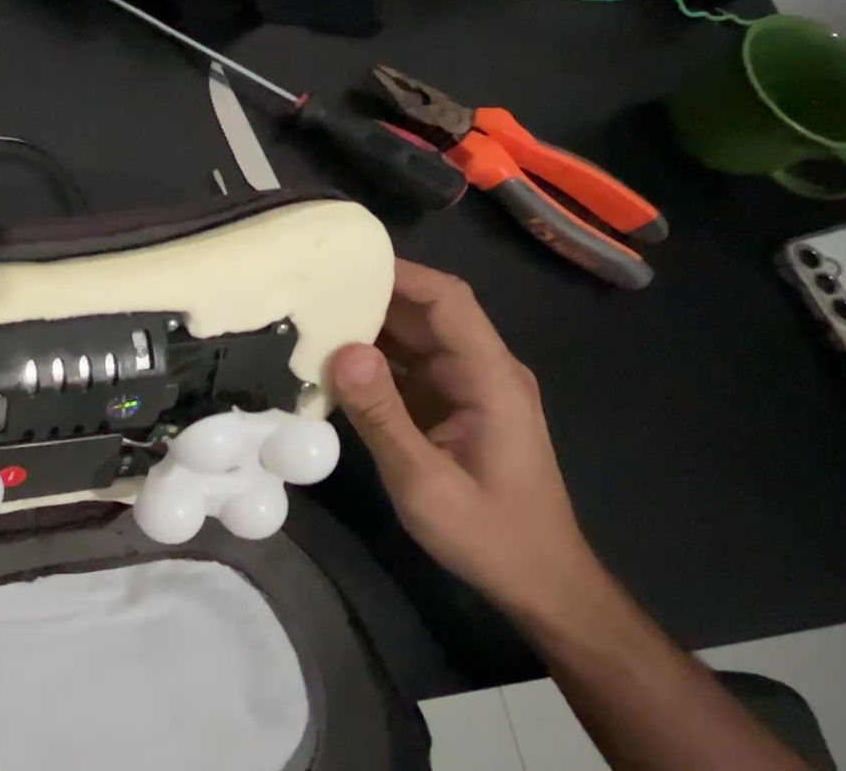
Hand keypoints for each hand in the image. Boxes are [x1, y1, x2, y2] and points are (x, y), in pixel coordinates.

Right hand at [327, 260, 599, 618]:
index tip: (341, 262)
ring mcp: (466, 388)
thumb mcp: (425, 482)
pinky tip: (327, 362)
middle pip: (426, 312)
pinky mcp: (450, 407)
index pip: (448, 301)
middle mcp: (482, 371)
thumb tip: (342, 351)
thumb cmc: (490, 535)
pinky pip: (406, 368)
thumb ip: (383, 416)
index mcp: (491, 378)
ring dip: (366, 327)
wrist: (539, 583)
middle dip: (370, 295)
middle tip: (306, 289)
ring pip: (412, 338)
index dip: (399, 274)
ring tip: (306, 316)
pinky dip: (370, 361)